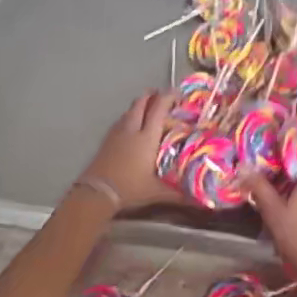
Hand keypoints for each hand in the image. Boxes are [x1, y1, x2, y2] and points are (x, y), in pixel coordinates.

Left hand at [79, 91, 182, 209]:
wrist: (97, 192)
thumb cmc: (129, 189)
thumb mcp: (156, 192)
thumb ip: (178, 195)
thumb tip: (199, 202)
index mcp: (147, 137)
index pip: (159, 108)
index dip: (169, 97)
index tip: (178, 94)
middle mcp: (131, 129)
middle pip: (141, 102)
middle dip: (152, 95)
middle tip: (162, 98)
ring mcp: (116, 133)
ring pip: (129, 110)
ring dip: (139, 106)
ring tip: (149, 112)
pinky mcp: (106, 140)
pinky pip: (120, 121)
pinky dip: (129, 118)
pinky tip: (132, 128)